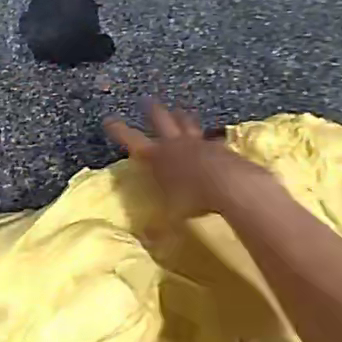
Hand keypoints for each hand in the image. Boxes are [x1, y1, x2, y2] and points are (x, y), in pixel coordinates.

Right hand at [105, 101, 269, 216]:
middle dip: (153, 111)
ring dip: (181, 117)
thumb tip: (150, 240)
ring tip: (179, 110)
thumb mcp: (173, 214)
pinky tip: (214, 140)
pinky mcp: (220, 148)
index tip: (109, 119)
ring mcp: (199, 144)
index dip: (119, 130)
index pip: (131, 140)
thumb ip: (162, 224)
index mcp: (157, 157)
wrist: (232, 184)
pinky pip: (211, 139)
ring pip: (187, 124)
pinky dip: (209, 138)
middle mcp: (175, 145)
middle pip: (161, 121)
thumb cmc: (194, 198)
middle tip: (148, 101)